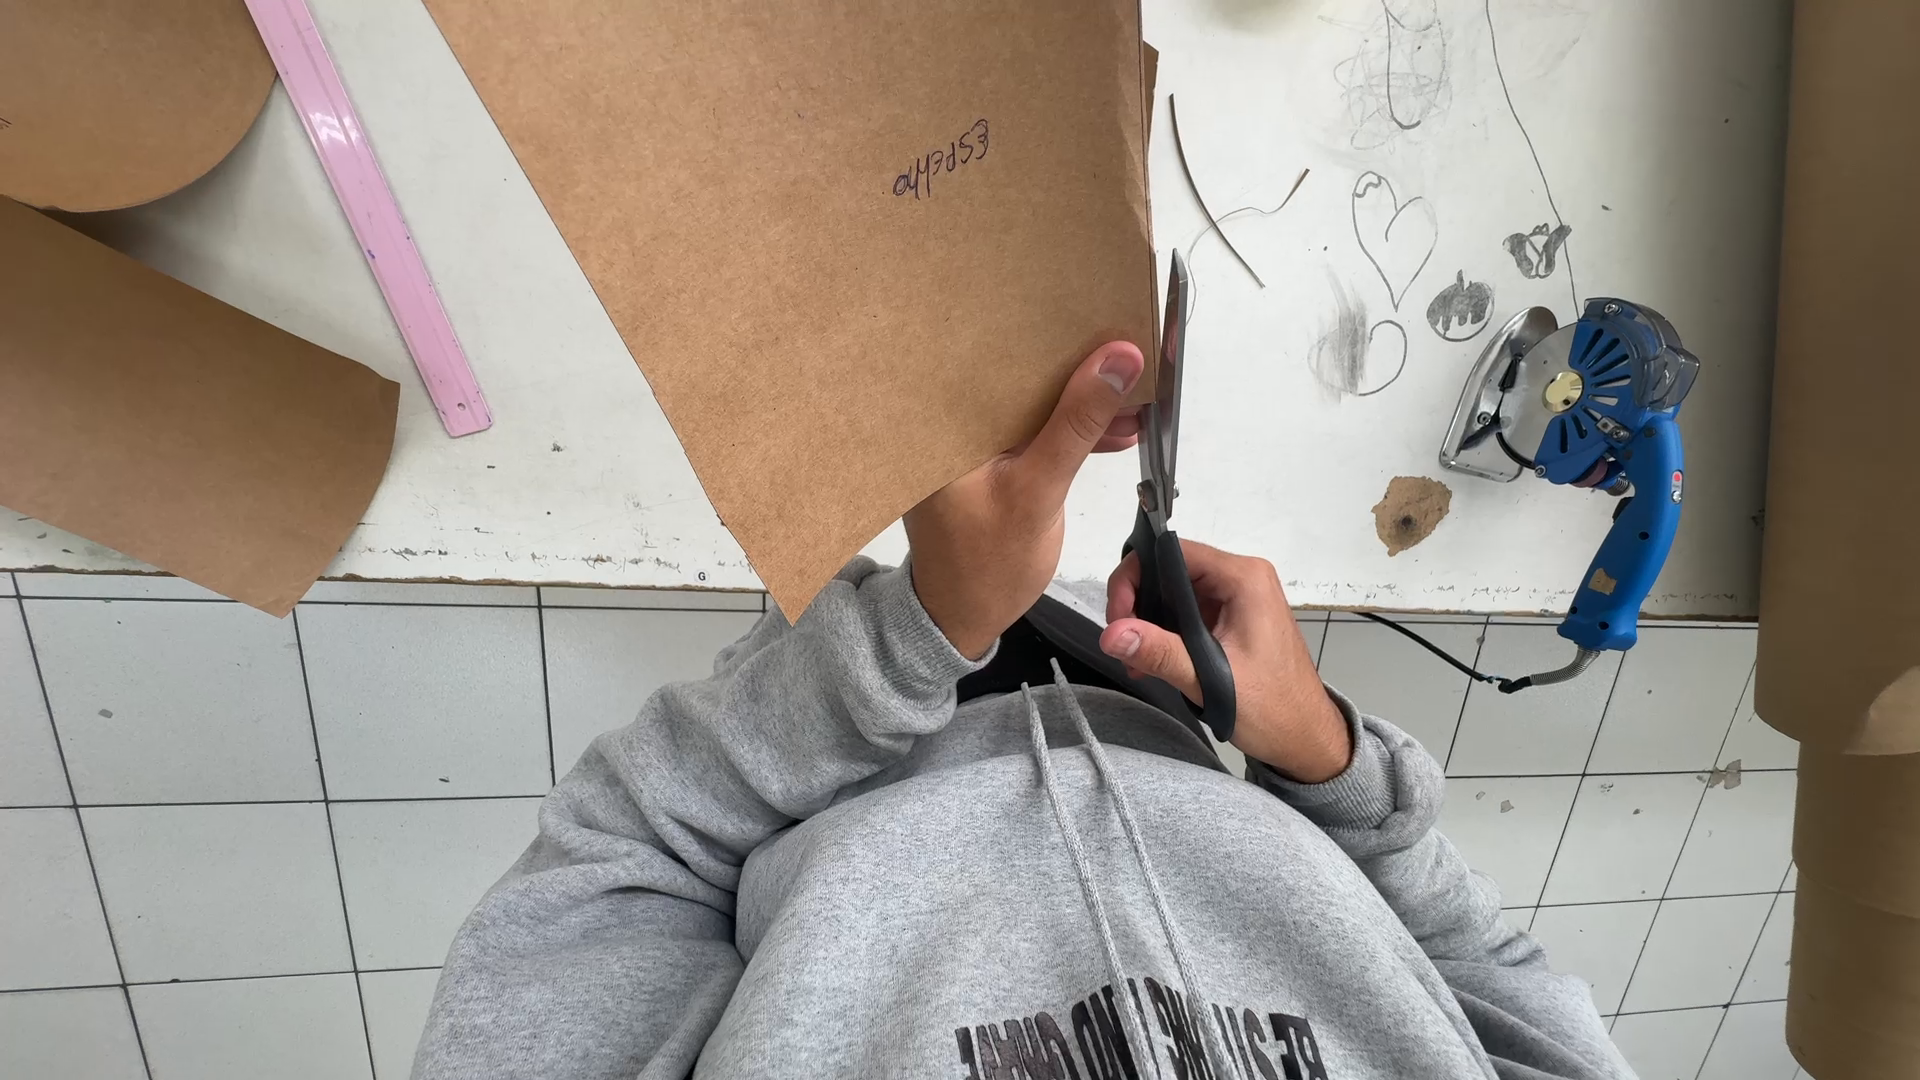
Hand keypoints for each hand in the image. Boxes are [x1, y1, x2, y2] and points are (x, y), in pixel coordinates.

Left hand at [905, 341, 1144, 658]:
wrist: (965, 616)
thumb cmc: (986, 565)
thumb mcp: (1037, 489)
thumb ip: (1076, 424)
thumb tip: (1117, 360)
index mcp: (944, 423)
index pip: (996, 357)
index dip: (1048, 335)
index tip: (1098, 322)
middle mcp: (953, 426)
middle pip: (1019, 376)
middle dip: (1074, 367)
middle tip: (1125, 357)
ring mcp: (976, 445)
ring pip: (1036, 405)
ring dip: (1082, 404)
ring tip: (1132, 398)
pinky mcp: (995, 463)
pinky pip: (1038, 433)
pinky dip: (1073, 432)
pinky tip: (1115, 430)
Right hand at [1100, 540, 1350, 782]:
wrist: (1308, 740)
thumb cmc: (1272, 710)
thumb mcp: (1210, 679)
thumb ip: (1159, 652)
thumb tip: (1110, 634)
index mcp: (1243, 578)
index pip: (1171, 552)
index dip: (1135, 578)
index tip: (1118, 619)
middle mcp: (1241, 577)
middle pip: (1168, 569)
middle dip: (1137, 604)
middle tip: (1123, 645)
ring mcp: (1236, 596)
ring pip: (1172, 591)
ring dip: (1147, 622)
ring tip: (1136, 660)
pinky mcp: (1231, 615)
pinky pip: (1185, 610)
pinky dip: (1163, 632)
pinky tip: (1151, 662)